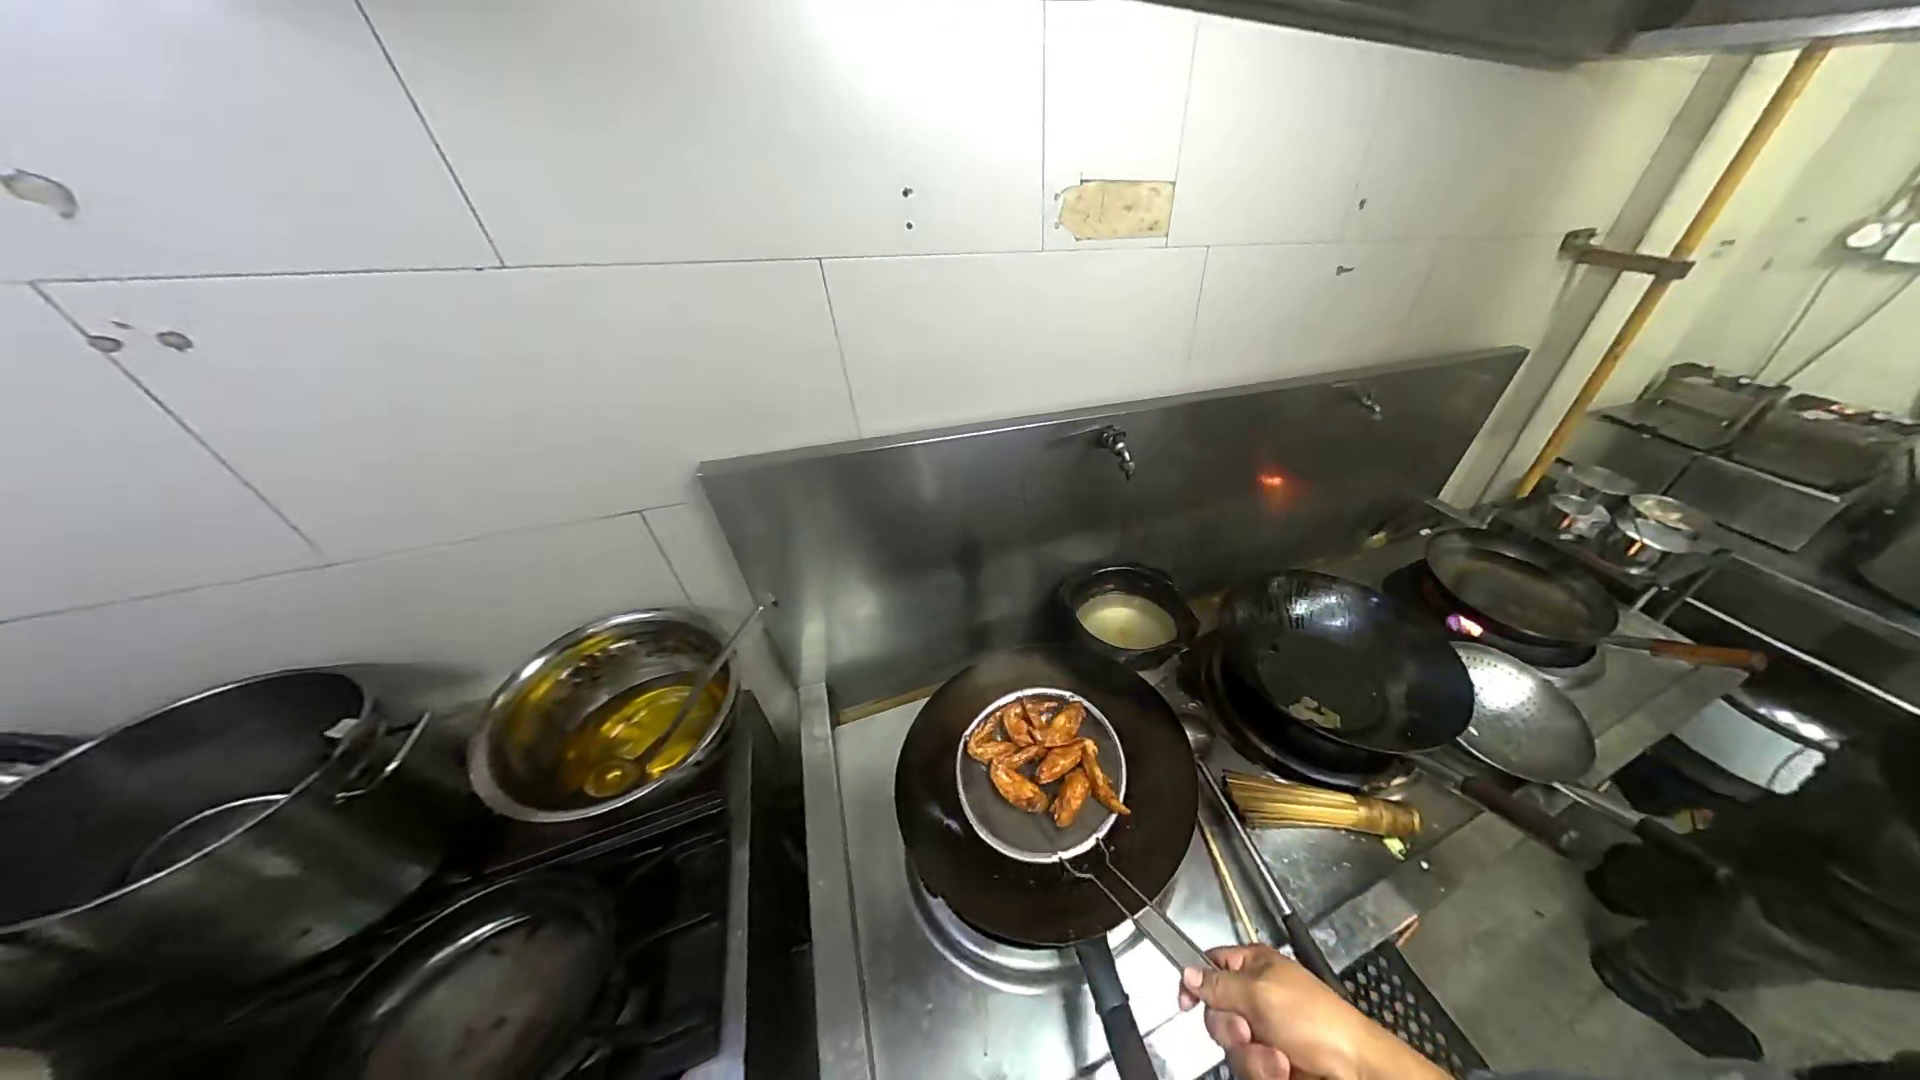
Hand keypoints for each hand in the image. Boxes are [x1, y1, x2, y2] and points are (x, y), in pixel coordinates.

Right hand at [1179, 945, 1449, 1079]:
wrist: (1357, 1071)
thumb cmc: (1314, 1019)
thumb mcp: (1260, 993)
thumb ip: (1218, 984)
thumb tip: (1187, 973)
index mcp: (1253, 966)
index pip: (1210, 964)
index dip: (1195, 981)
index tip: (1186, 1003)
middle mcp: (1255, 996)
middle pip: (1215, 1010)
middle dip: (1230, 1027)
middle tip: (1248, 1030)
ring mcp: (1264, 1031)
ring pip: (1231, 1044)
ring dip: (1251, 1056)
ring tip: (1278, 1060)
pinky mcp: (1272, 1063)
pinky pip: (1248, 1067)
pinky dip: (1262, 1071)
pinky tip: (1284, 1071)